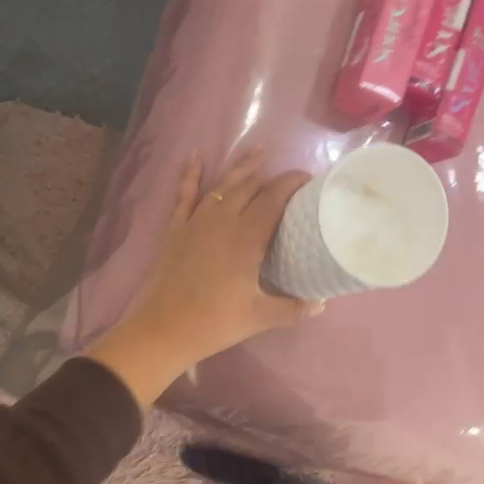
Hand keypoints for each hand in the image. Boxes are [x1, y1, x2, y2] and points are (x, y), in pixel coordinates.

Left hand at [83, 153, 321, 406]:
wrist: (163, 329)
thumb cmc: (213, 323)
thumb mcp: (259, 317)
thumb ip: (292, 308)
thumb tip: (320, 304)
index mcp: (246, 237)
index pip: (275, 197)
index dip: (292, 184)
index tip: (309, 181)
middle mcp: (222, 220)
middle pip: (250, 187)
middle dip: (271, 177)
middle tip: (288, 179)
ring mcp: (196, 222)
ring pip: (222, 186)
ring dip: (242, 168)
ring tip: (259, 154)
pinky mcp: (176, 230)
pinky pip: (185, 194)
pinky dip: (191, 174)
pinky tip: (195, 156)